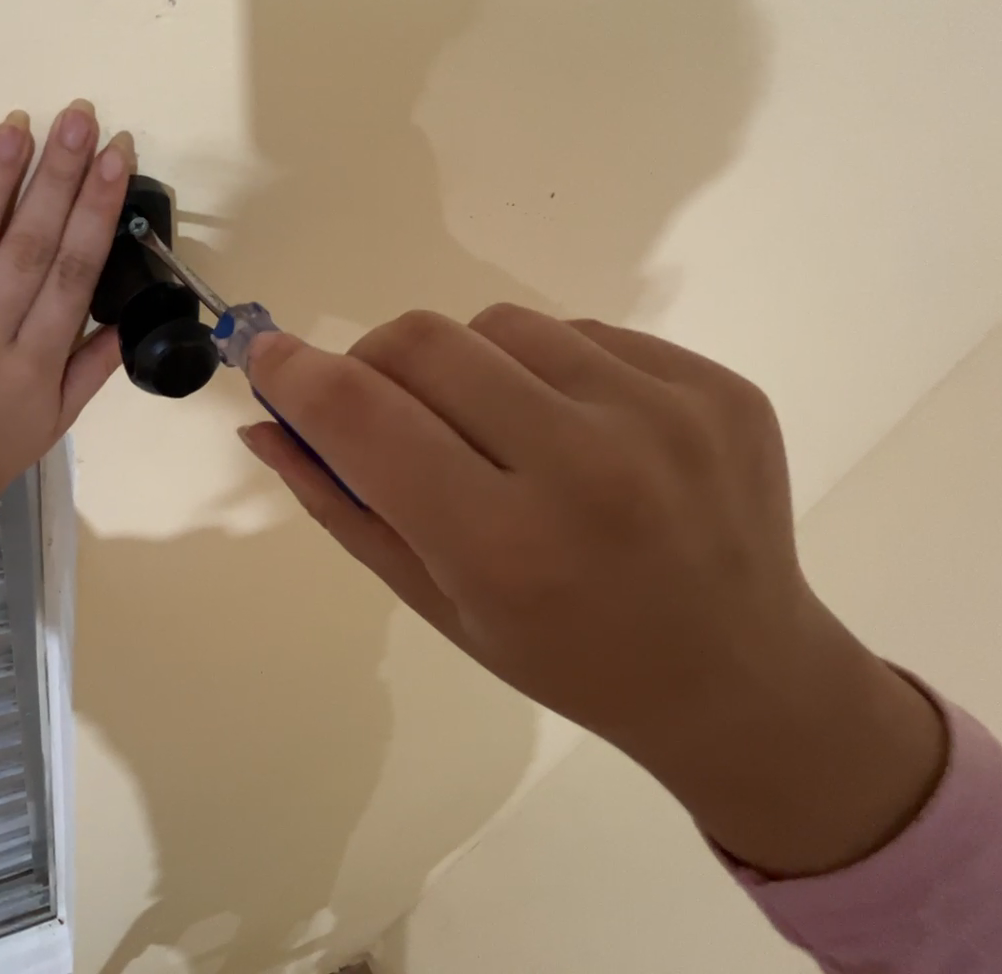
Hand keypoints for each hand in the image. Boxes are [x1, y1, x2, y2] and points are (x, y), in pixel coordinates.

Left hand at [0, 104, 133, 597]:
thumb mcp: (58, 421)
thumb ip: (93, 367)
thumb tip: (131, 316)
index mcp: (36, 364)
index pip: (72, 275)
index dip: (97, 212)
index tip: (117, 157)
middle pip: (26, 250)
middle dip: (58, 179)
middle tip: (79, 115)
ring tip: (16, 125)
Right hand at [240, 305, 945, 876]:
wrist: (735, 677)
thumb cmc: (558, 656)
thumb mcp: (431, 599)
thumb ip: (340, 504)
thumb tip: (266, 423)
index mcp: (503, 545)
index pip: (364, 418)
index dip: (297, 375)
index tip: (266, 357)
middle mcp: (587, 466)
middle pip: (423, 341)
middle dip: (373, 363)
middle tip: (381, 405)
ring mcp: (665, 414)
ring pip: (496, 323)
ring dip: (462, 365)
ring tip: (492, 431)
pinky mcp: (716, 386)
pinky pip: (577, 333)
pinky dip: (539, 370)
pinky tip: (569, 432)